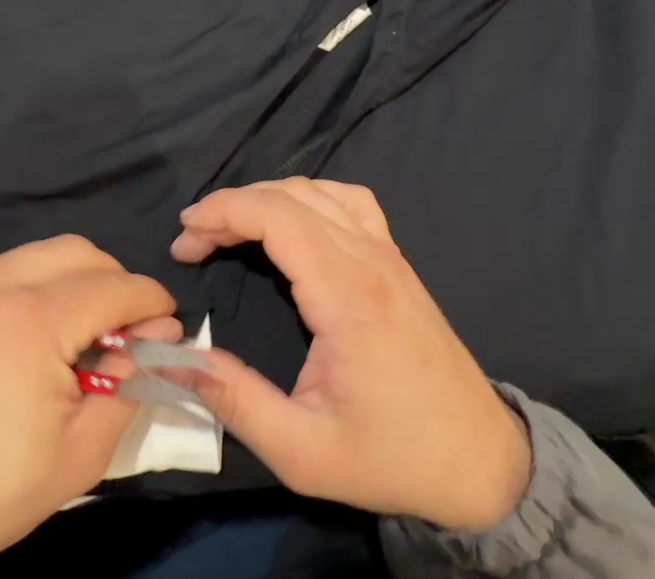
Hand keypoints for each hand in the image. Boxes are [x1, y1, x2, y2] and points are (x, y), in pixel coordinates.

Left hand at [0, 235, 179, 578]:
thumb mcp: (83, 452)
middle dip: (112, 283)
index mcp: (29, 320)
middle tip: (121, 330)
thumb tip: (150, 342)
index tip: (166, 325)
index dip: (151, 302)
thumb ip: (129, 384)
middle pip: (76, 252)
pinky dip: (19, 292)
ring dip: (65, 284)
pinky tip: (15, 340)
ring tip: (67, 339)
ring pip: (32, 257)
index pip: (114, 286)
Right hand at [171, 178, 531, 530]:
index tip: (183, 240)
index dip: (222, 213)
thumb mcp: (302, 451)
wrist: (482, 463)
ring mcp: (390, 258)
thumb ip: (234, 400)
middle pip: (290, 197)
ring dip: (266, 198)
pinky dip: (310, 197)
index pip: (277, 216)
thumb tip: (172, 358)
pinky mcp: (398, 265)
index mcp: (348, 298)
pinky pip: (352, 203)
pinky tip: (292, 221)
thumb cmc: (391, 458)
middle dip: (231, 208)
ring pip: (320, 191)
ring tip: (229, 229)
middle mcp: (371, 262)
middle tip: (192, 242)